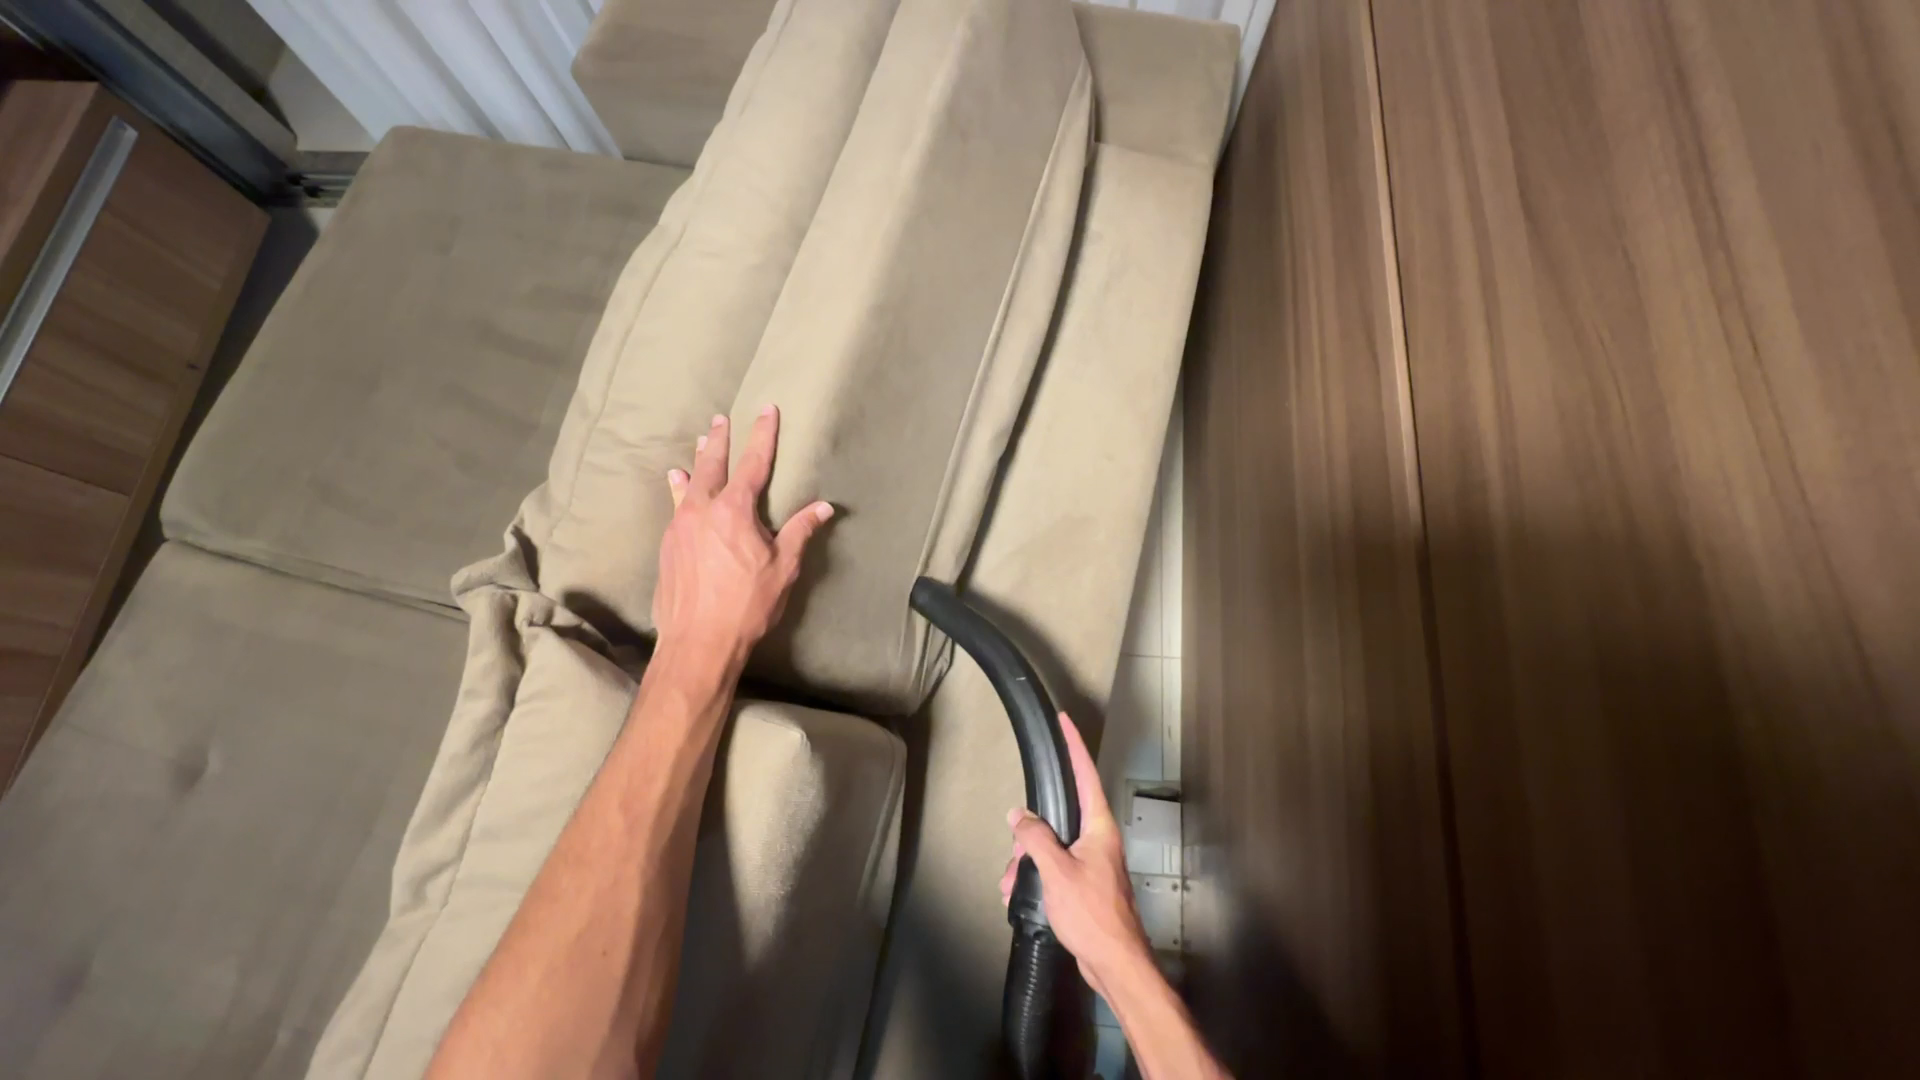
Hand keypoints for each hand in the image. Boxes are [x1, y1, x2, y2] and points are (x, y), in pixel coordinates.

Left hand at [655, 405, 832, 666]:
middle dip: (719, 440)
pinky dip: (679, 490)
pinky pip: (675, 507)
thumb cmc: (747, 605)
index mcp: (734, 511)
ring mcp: (680, 527)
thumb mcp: (784, 568)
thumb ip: (801, 532)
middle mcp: (702, 510)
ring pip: (688, 484)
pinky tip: (677, 486)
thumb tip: (824, 507)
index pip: (753, 463)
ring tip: (697, 444)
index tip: (766, 410)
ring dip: (696, 462)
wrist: (698, 642)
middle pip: (712, 465)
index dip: (762, 435)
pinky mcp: (668, 546)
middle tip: (722, 420)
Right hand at [1001, 712, 1151, 1000]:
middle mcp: (1097, 838)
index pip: (1086, 774)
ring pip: (1051, 846)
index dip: (1074, 746)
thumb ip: (1035, 837)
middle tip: (1016, 855)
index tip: (1065, 721)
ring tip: (1013, 885)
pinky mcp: (1084, 885)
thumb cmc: (1091, 912)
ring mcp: (1092, 862)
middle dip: (1030, 834)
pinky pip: (1053, 868)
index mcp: (1098, 826)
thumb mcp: (1056, 870)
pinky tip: (1019, 895)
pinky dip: (1035, 878)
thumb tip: (1018, 814)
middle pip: (1058, 817)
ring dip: (1028, 862)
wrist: (1115, 963)